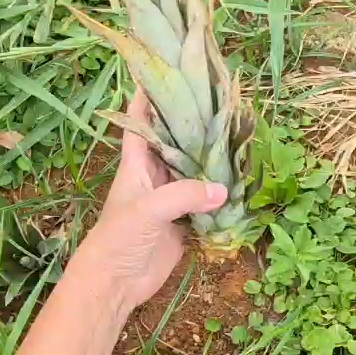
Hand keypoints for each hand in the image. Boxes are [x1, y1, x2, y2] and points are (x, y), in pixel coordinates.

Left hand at [72, 92, 227, 313]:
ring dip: (211, 161)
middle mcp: (154, 177)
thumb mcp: (148, 210)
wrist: (115, 284)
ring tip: (238, 137)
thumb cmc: (118, 239)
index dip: (148, 97)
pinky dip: (220, 196)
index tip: (165, 70)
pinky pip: (205, 203)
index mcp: (136, 165)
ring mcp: (170, 200)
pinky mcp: (183, 224)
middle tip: (220, 102)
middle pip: (175, 143)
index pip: (140, 122)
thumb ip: (184, 195)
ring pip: (193, 172)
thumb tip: (223, 190)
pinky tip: (240, 184)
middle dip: (193, 125)